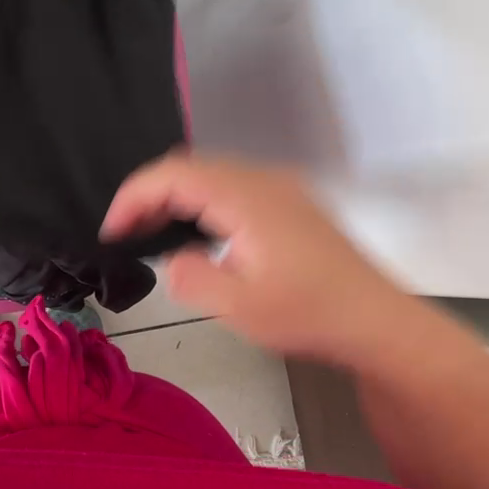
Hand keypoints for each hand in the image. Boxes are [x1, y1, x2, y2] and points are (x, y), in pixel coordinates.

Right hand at [102, 154, 419, 362]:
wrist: (377, 322)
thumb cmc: (309, 315)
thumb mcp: (239, 307)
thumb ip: (191, 277)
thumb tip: (174, 260)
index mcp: (247, 198)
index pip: (173, 175)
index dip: (133, 197)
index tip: (111, 233)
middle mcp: (263, 181)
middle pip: (190, 167)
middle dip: (149, 195)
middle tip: (125, 236)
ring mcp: (281, 189)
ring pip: (211, 174)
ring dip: (174, 198)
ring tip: (151, 235)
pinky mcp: (291, 204)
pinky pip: (232, 186)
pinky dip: (200, 201)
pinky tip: (196, 235)